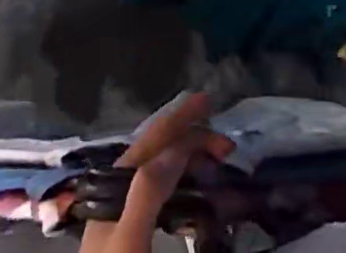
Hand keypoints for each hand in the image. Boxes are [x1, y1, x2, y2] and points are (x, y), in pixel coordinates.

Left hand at [80, 92, 232, 252]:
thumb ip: (149, 190)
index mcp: (118, 184)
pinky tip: (193, 190)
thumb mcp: (130, 239)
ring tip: (215, 157)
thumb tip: (177, 148)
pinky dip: (181, 184)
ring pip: (159, 170)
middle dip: (189, 135)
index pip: (154, 140)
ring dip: (187, 157)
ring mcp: (127, 212)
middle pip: (157, 150)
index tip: (213, 106)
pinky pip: (161, 196)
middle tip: (226, 142)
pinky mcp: (135, 234)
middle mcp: (120, 190)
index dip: (181, 119)